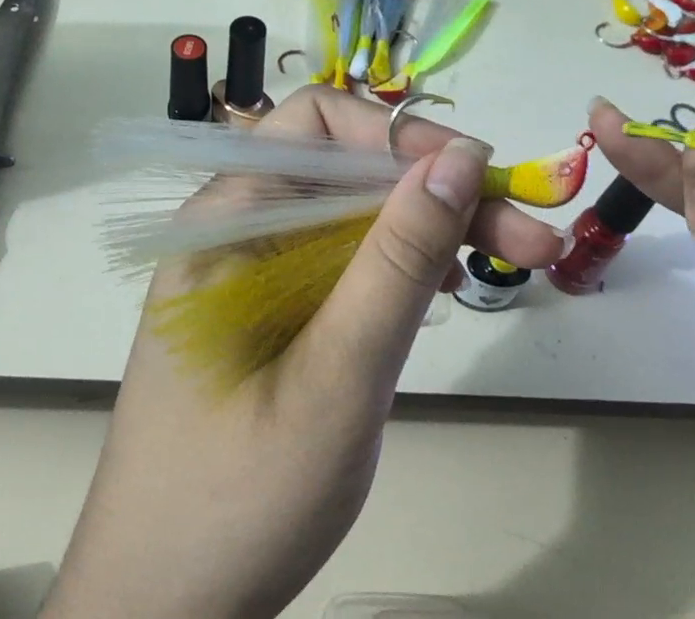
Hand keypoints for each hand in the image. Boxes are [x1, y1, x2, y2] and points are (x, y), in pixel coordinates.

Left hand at [45, 85, 562, 618]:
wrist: (161, 610)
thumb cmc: (239, 498)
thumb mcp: (339, 374)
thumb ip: (398, 259)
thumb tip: (460, 158)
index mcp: (225, 222)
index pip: (317, 123)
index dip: (402, 134)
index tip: (479, 176)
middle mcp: (234, 233)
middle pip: (346, 172)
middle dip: (440, 192)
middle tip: (533, 237)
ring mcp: (250, 278)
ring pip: (351, 219)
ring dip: (431, 229)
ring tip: (509, 261)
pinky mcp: (270, 319)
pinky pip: (340, 265)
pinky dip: (398, 268)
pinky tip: (439, 290)